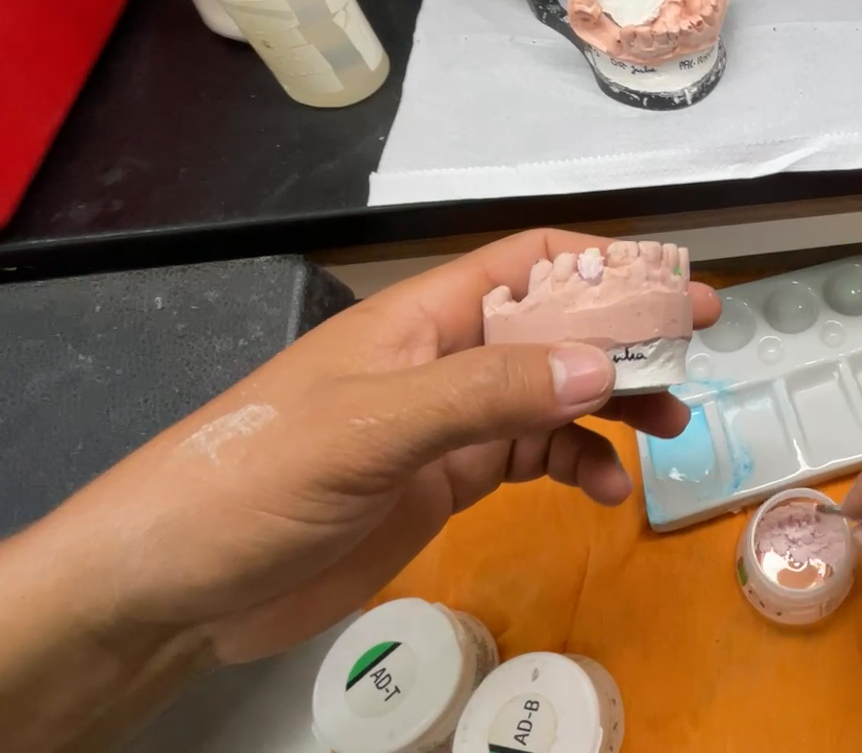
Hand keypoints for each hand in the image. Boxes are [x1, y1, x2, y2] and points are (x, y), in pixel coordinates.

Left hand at [43, 229, 719, 664]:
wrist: (162, 596)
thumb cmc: (252, 482)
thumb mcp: (373, 428)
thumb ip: (490, 393)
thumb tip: (601, 367)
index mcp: (427, 316)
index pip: (532, 264)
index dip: (604, 264)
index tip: (669, 282)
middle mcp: (452, 356)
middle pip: (562, 327)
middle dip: (631, 334)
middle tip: (699, 342)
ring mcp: (457, 419)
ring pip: (560, 393)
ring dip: (617, 404)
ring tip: (671, 425)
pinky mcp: (456, 475)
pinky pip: (540, 457)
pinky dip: (581, 465)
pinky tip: (608, 489)